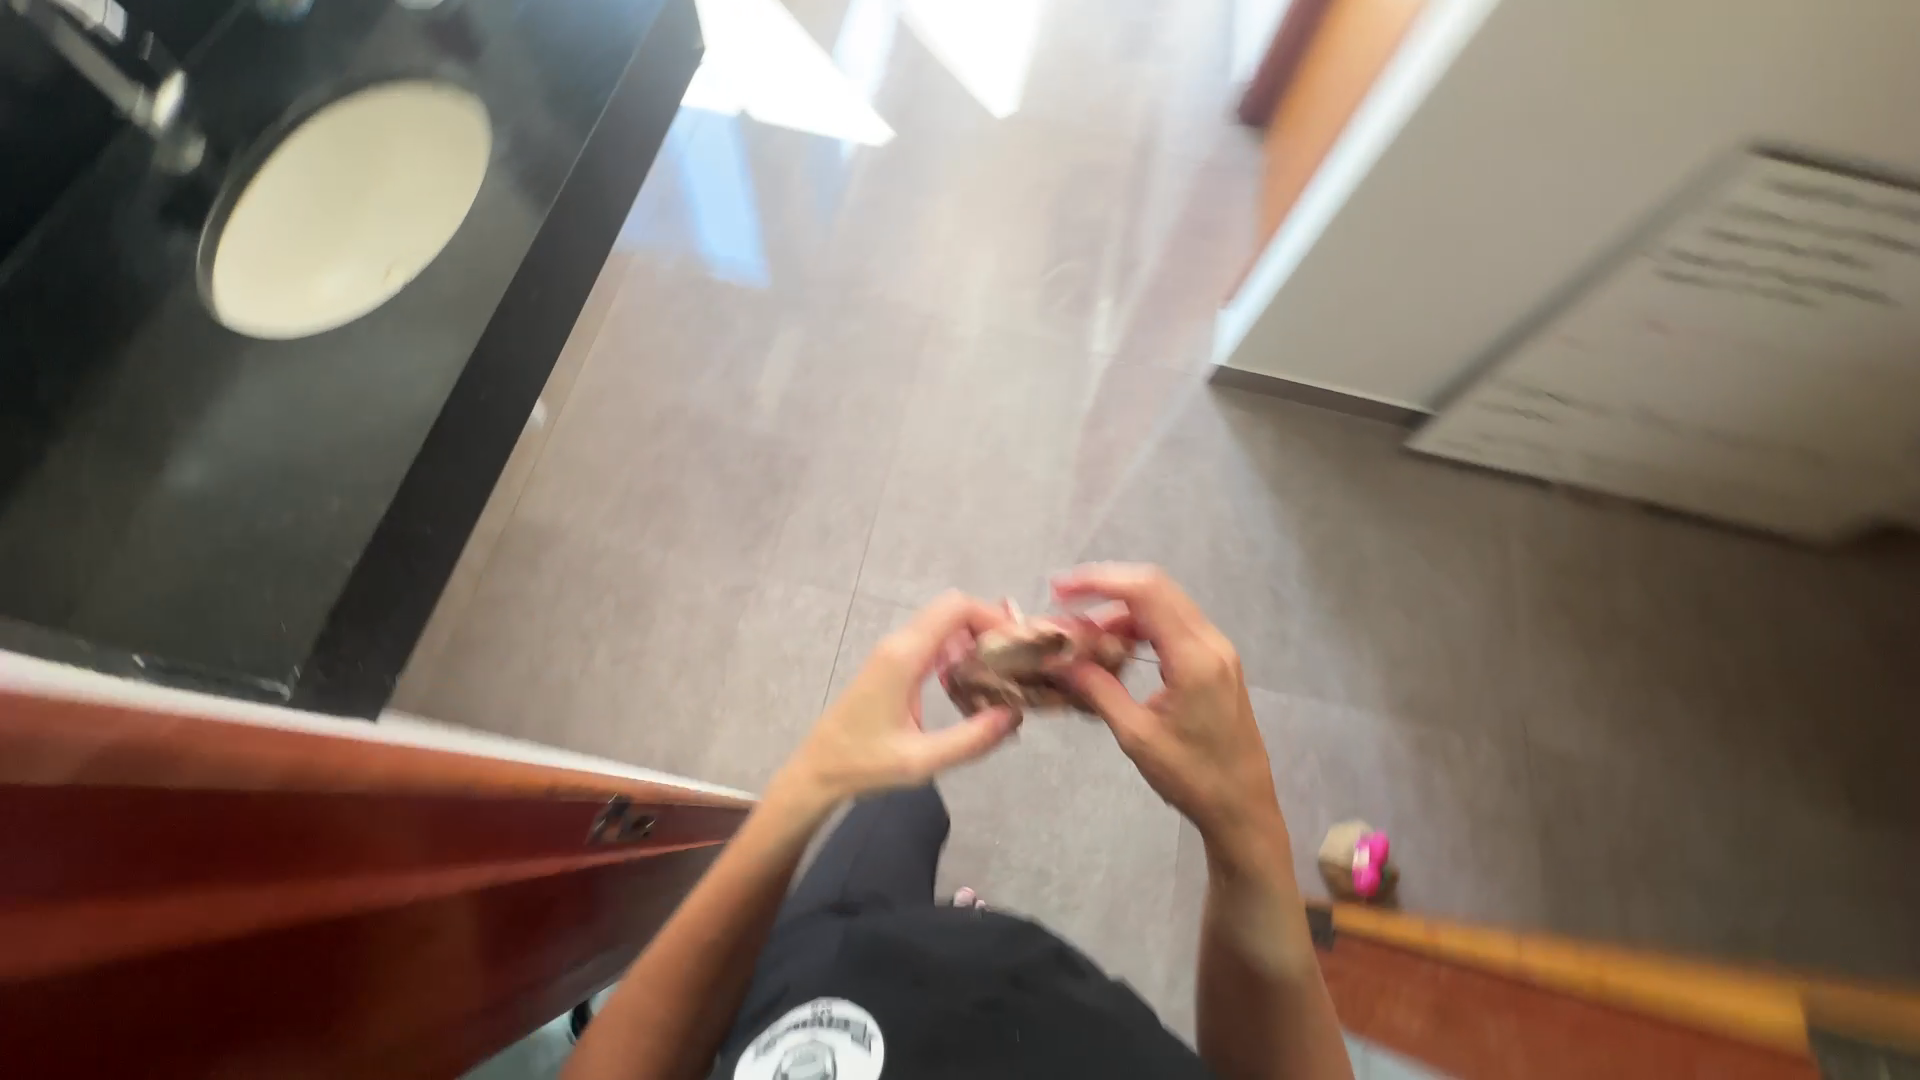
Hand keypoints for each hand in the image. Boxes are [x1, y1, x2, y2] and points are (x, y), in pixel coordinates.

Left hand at [780, 592, 1019, 806]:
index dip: (992, 616)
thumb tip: (1016, 714)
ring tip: (1002, 675)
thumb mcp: (921, 761)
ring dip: (975, 640)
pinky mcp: (893, 665)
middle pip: (953, 611)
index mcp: (904, 656)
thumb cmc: (864, 764)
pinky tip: (971, 685)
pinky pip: (933, 643)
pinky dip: (958, 652)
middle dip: (990, 627)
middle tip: (1017, 662)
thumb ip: (971, 739)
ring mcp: (894, 653)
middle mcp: (899, 644)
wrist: (817, 770)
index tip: (1019, 646)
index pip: (956, 608)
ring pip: (944, 625)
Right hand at [1055, 564, 1283, 847]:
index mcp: (1194, 657)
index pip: (1145, 592)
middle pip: (1155, 588)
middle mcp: (1211, 642)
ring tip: (1083, 635)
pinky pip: (1172, 625)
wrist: (1244, 809)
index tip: (1059, 589)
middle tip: (1063, 602)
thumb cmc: (1192, 778)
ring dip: (1120, 610)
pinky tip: (1114, 649)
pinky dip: (1139, 626)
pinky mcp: (1215, 661)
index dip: (1099, 581)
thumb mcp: (1136, 736)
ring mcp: (1217, 649)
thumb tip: (1058, 659)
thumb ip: (1097, 689)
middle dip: (1105, 587)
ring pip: (1163, 605)